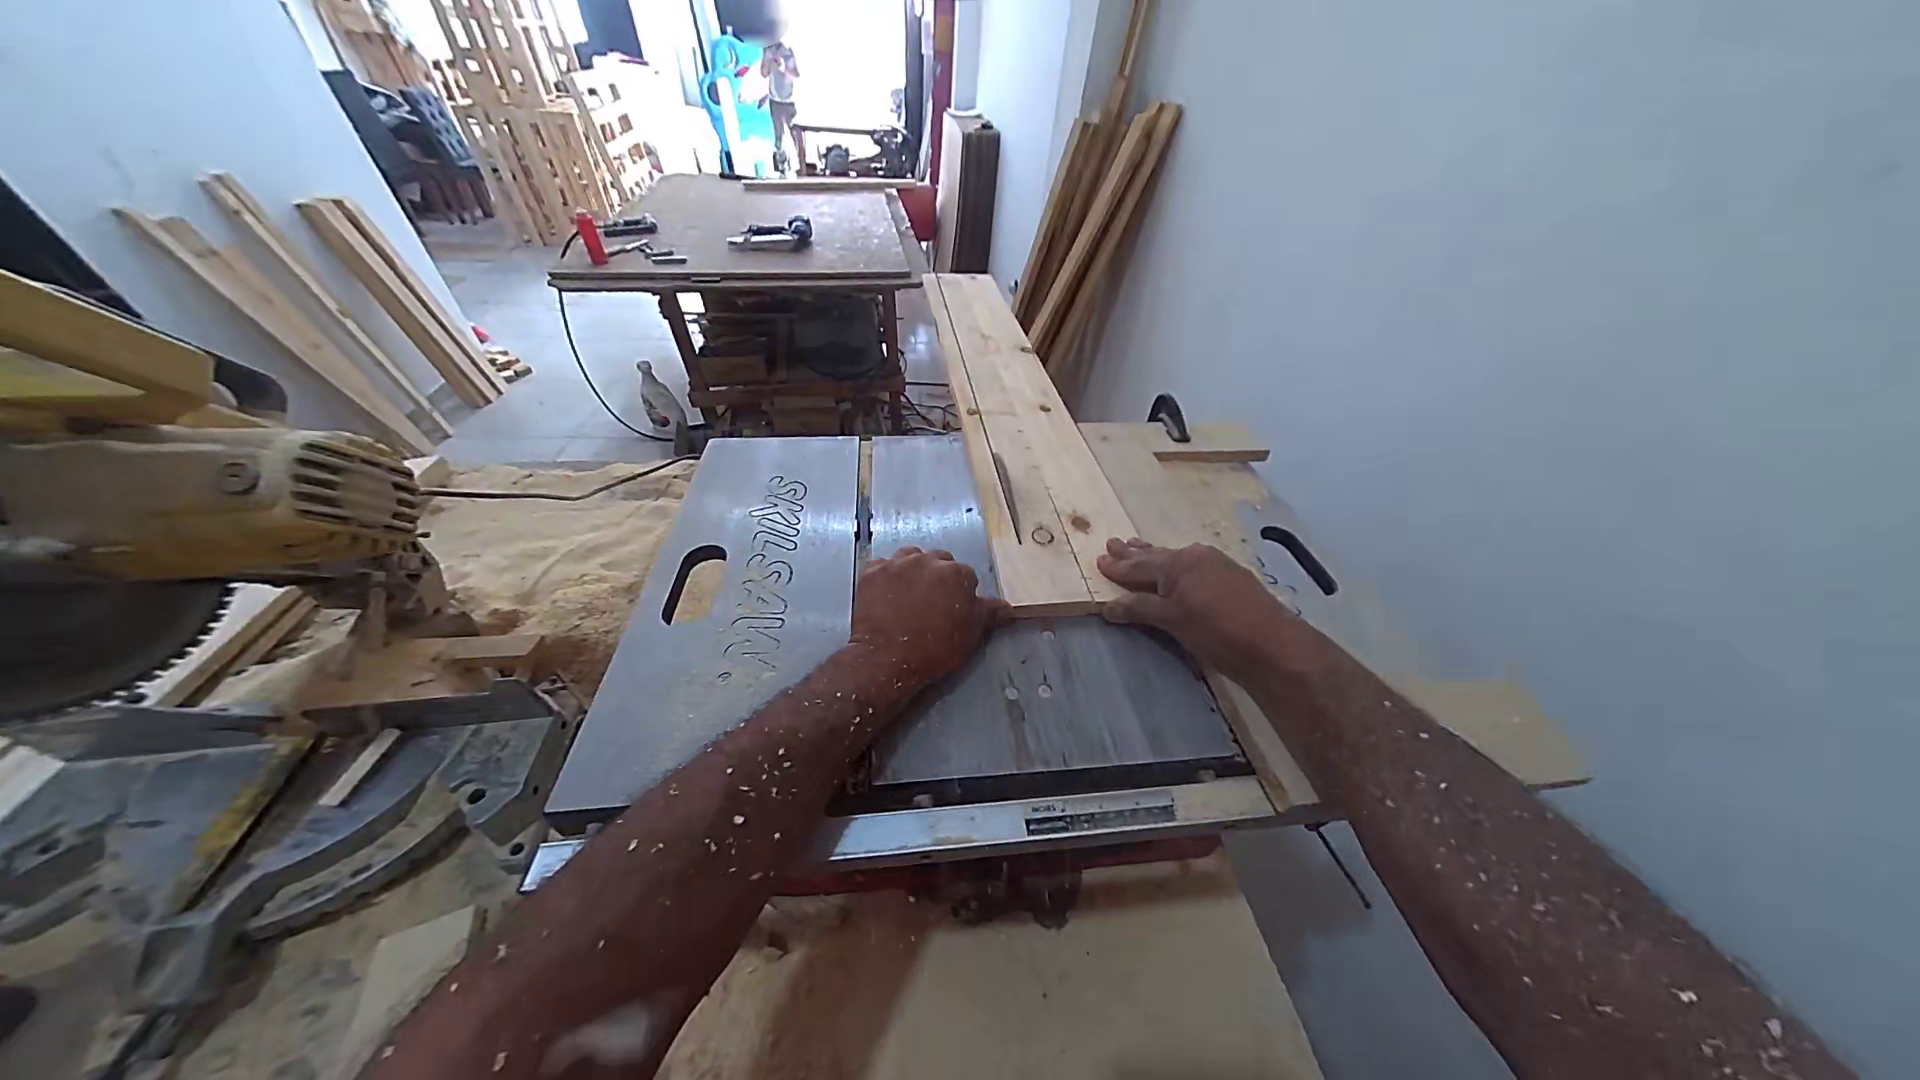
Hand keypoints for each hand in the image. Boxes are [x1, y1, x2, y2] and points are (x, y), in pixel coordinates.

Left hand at [852, 547, 1006, 691]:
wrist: (887, 659)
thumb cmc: (934, 649)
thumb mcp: (970, 634)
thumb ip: (988, 613)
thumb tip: (1006, 606)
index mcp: (957, 573)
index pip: (966, 575)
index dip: (961, 593)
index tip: (954, 609)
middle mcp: (927, 560)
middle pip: (939, 561)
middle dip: (938, 576)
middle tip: (932, 602)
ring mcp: (897, 564)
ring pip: (911, 557)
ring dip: (914, 570)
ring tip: (910, 594)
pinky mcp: (872, 571)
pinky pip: (884, 565)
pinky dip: (888, 575)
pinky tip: (888, 593)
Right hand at [1096, 539, 1298, 680]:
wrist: (1273, 646)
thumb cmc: (1216, 631)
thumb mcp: (1171, 620)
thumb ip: (1139, 609)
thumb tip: (1107, 606)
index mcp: (1177, 563)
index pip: (1138, 565)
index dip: (1117, 565)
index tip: (1099, 558)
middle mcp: (1196, 557)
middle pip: (1157, 555)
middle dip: (1134, 552)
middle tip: (1114, 542)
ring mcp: (1217, 565)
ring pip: (1177, 559)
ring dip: (1155, 557)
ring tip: (1138, 547)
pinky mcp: (1232, 578)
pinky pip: (1194, 566)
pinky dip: (1177, 568)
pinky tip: (1178, 570)